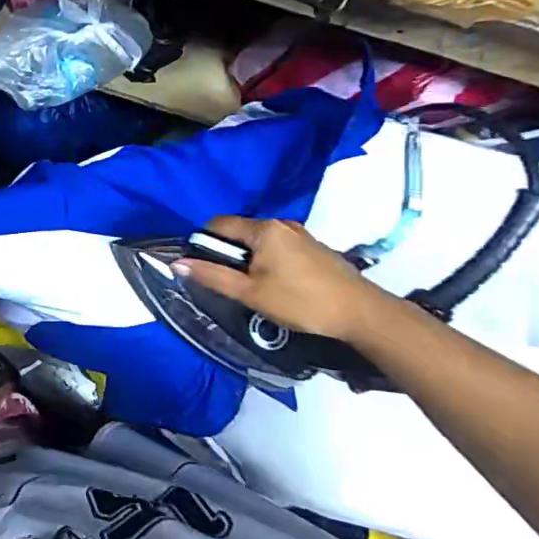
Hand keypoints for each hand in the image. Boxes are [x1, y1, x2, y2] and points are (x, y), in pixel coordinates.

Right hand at [173, 216, 396, 345]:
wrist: (362, 314)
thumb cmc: (301, 302)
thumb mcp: (250, 293)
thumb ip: (212, 276)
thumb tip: (176, 263)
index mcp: (264, 229)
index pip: (219, 224)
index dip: (203, 241)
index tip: (200, 265)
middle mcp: (282, 224)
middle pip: (240, 231)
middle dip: (228, 253)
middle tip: (228, 282)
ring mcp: (301, 235)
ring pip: (260, 241)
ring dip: (249, 259)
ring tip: (252, 287)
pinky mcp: (314, 248)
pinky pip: (279, 247)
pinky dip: (268, 261)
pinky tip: (276, 285)